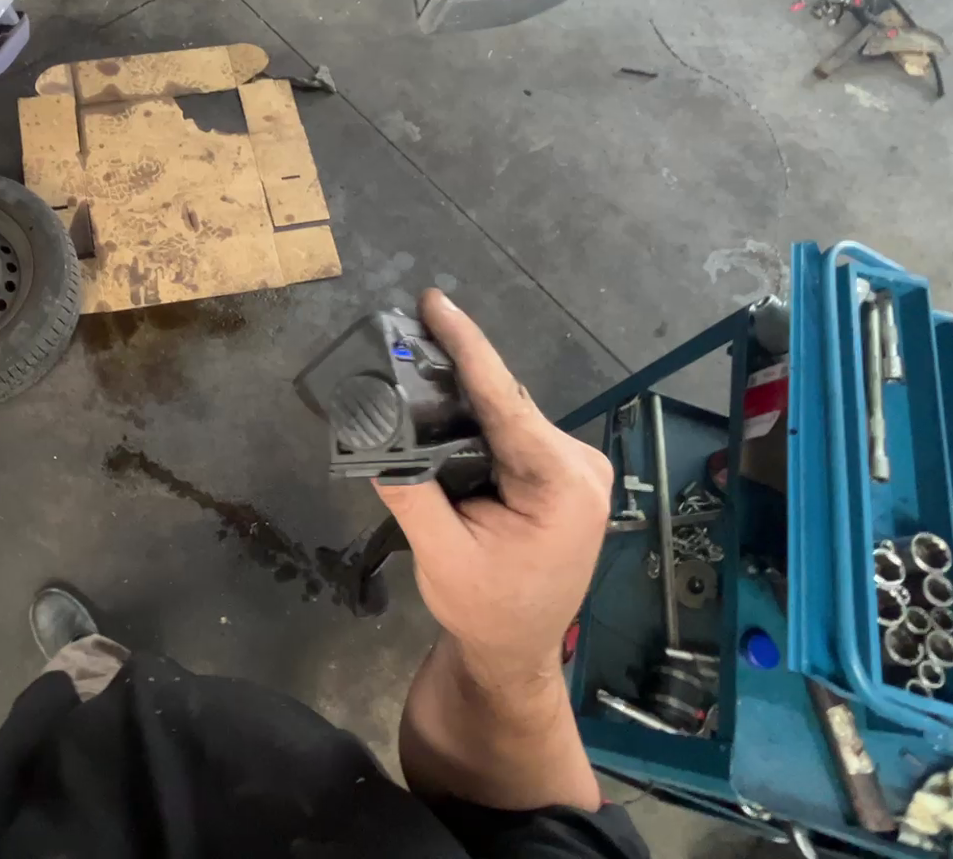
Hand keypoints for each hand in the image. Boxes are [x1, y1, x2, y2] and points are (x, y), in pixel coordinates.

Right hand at [375, 289, 612, 693]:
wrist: (515, 651)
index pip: (504, 402)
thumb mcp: (441, 555)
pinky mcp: (559, 475)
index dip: (467, 347)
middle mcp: (579, 466)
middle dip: (457, 366)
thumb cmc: (486, 609)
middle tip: (406, 329)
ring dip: (462, 393)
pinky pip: (510, 431)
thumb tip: (373, 438)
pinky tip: (440, 404)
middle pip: (506, 402)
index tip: (436, 302)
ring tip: (414, 358)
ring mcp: (574, 469)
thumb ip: (410, 493)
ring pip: (507, 413)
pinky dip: (474, 417)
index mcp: (561, 484)